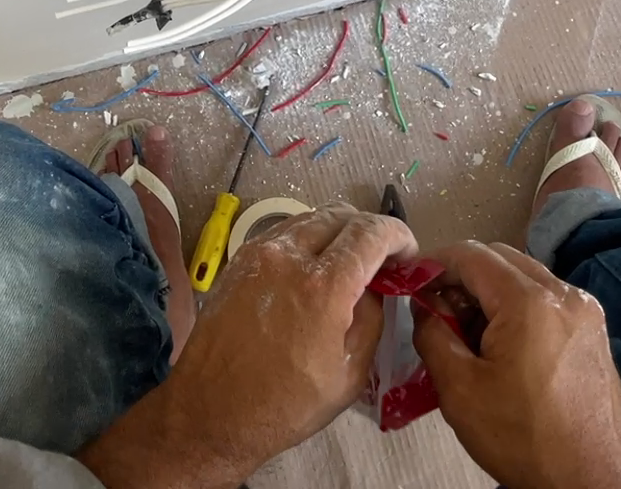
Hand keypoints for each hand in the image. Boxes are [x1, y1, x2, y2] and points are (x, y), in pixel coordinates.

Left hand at [78, 205, 416, 488]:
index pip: (370, 233)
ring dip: (339, 229)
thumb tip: (377, 284)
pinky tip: (316, 263)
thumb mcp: (349, 373)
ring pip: (312, 216)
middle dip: (369, 229)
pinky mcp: (243, 255)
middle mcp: (291, 255)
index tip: (407, 250)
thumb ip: (371, 317)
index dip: (396, 234)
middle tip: (382, 257)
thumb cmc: (286, 401)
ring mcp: (261, 250)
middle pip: (342, 215)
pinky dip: (310, 236)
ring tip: (350, 259)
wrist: (213, 406)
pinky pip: (287, 229)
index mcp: (323, 286)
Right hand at [412, 241, 620, 488]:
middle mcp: (563, 293)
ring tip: (468, 331)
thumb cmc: (524, 439)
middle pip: (498, 258)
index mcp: (529, 301)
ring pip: (522, 274)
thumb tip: (425, 305)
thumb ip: (431, 332)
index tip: (411, 283)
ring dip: (488, 290)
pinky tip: (502, 343)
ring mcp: (585, 310)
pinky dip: (515, 304)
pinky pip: (544, 296)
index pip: (469, 254)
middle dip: (461, 276)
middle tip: (437, 309)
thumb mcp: (458, 389)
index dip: (433, 263)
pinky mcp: (594, 330)